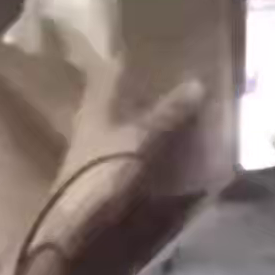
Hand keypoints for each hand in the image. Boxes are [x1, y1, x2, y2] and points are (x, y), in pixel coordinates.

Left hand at [37, 66, 204, 254]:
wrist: (77, 225)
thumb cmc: (105, 171)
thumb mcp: (143, 138)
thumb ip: (169, 112)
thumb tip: (197, 82)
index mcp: (97, 102)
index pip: (115, 67)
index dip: (137, 57)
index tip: (165, 50)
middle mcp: (95, 118)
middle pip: (124, 96)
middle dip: (152, 89)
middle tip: (188, 82)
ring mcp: (99, 147)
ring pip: (131, 122)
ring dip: (156, 119)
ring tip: (191, 113)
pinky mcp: (108, 172)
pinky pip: (136, 148)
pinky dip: (155, 145)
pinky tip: (176, 148)